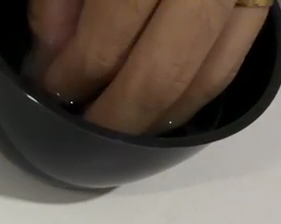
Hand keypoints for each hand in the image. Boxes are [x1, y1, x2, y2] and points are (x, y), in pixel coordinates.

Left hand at [28, 0, 270, 133]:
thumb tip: (51, 52)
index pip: (106, 43)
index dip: (69, 78)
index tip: (47, 84)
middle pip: (161, 75)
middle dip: (111, 116)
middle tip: (81, 123)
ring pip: (204, 78)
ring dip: (152, 117)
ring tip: (112, 122)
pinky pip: (233, 59)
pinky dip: (191, 93)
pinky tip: (156, 104)